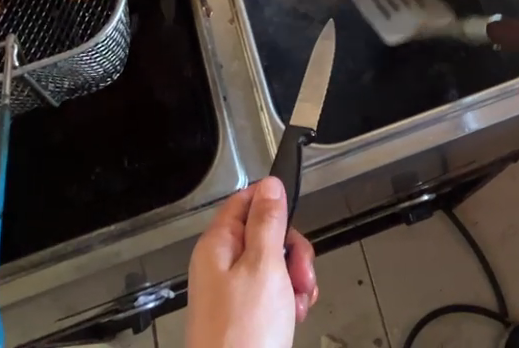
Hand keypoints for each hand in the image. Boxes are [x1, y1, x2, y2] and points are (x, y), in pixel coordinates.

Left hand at [184, 177, 318, 347]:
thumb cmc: (242, 335)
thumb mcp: (263, 266)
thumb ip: (269, 222)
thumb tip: (270, 185)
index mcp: (218, 245)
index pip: (244, 201)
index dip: (272, 203)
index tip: (294, 218)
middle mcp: (221, 264)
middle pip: (264, 234)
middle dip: (292, 250)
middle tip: (301, 273)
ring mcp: (232, 292)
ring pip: (273, 265)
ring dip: (294, 278)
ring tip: (298, 302)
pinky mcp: (245, 316)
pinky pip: (273, 293)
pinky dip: (289, 300)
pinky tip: (293, 316)